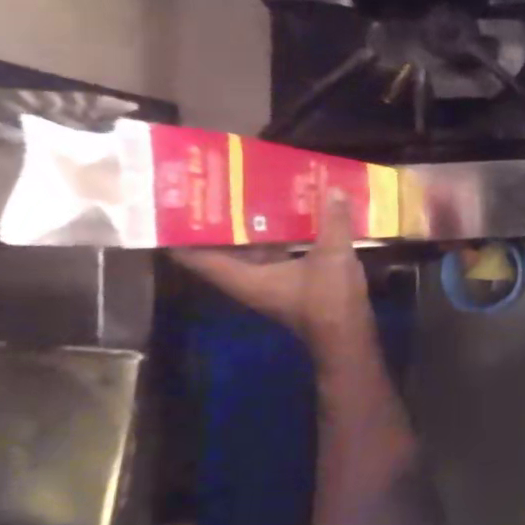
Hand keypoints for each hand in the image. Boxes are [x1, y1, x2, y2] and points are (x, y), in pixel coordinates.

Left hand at [175, 193, 371, 351]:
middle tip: (223, 191)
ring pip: (253, 252)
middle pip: (224, 250)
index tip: (176, 207)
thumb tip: (334, 190)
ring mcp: (272, 284)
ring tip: (256, 197)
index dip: (182, 234)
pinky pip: (276, 256)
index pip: (197, 257)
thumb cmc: (329, 299)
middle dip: (223, 223)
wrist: (349, 334)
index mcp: (245, 278)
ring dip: (254, 230)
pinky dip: (279, 240)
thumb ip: (333, 222)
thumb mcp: (332, 256)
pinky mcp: (292, 285)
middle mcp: (251, 281)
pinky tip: (293, 220)